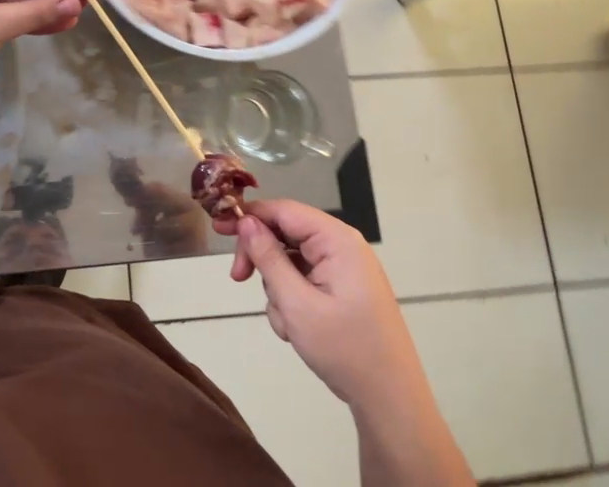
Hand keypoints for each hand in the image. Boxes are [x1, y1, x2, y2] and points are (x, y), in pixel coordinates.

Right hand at [225, 200, 415, 408]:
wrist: (390, 399)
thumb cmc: (345, 348)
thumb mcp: (297, 303)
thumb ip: (269, 258)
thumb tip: (245, 222)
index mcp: (337, 240)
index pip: (284, 211)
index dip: (249, 216)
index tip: (219, 231)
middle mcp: (342, 247)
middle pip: (286, 234)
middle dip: (262, 259)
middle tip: (238, 279)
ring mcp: (344, 269)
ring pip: (291, 261)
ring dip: (278, 288)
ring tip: (287, 323)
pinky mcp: (342, 290)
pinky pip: (304, 281)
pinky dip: (292, 301)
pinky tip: (297, 330)